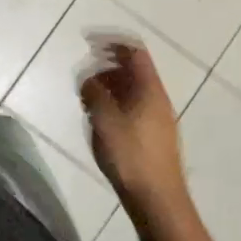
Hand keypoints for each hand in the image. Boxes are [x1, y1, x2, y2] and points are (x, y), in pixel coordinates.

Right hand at [80, 41, 184, 198]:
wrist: (157, 199)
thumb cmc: (130, 156)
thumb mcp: (104, 120)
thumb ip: (94, 93)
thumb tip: (88, 79)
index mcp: (149, 89)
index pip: (134, 51)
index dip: (111, 42)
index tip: (87, 41)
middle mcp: (157, 98)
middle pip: (133, 69)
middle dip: (106, 67)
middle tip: (83, 78)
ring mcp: (158, 117)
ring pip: (132, 89)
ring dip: (108, 86)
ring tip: (86, 99)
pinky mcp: (153, 135)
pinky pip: (133, 106)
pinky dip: (115, 103)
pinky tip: (99, 119)